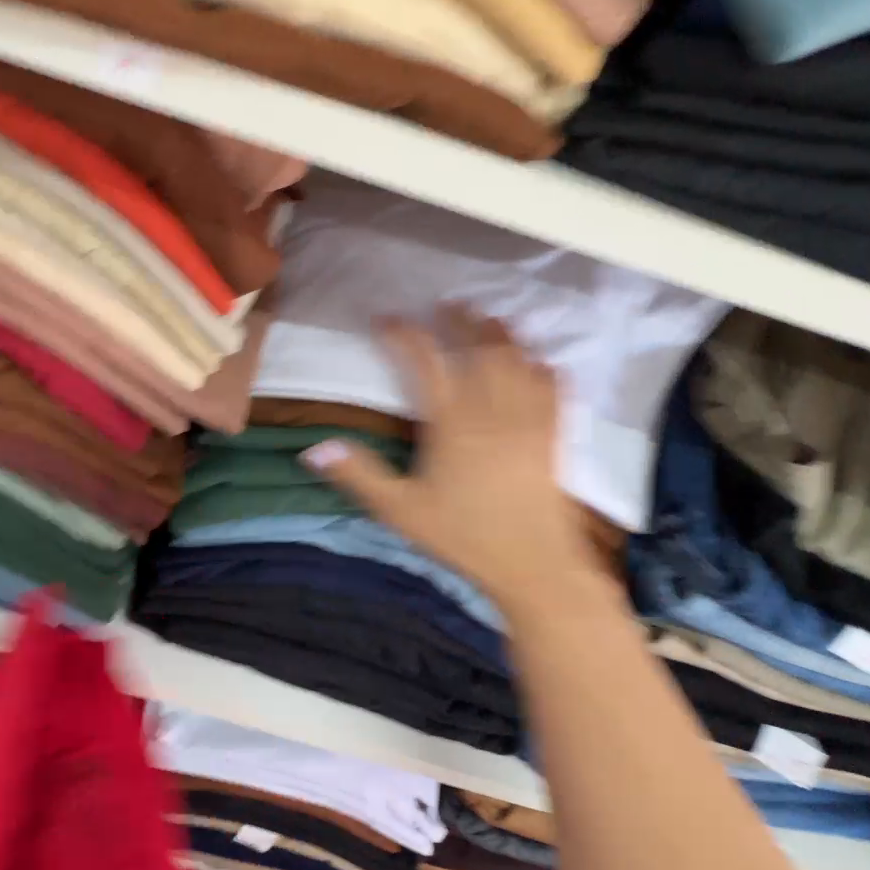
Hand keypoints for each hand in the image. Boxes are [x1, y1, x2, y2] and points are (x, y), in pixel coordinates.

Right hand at [298, 305, 596, 603]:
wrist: (534, 564)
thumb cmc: (461, 536)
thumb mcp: (398, 510)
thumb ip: (358, 475)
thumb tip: (315, 449)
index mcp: (452, 424)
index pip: (426, 363)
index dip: (404, 336)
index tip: (385, 319)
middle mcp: (494, 411)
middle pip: (480, 349)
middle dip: (461, 322)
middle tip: (445, 305)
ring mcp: (530, 420)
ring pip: (519, 361)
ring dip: (502, 334)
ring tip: (488, 319)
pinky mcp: (555, 436)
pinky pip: (554, 388)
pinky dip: (544, 367)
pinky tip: (539, 361)